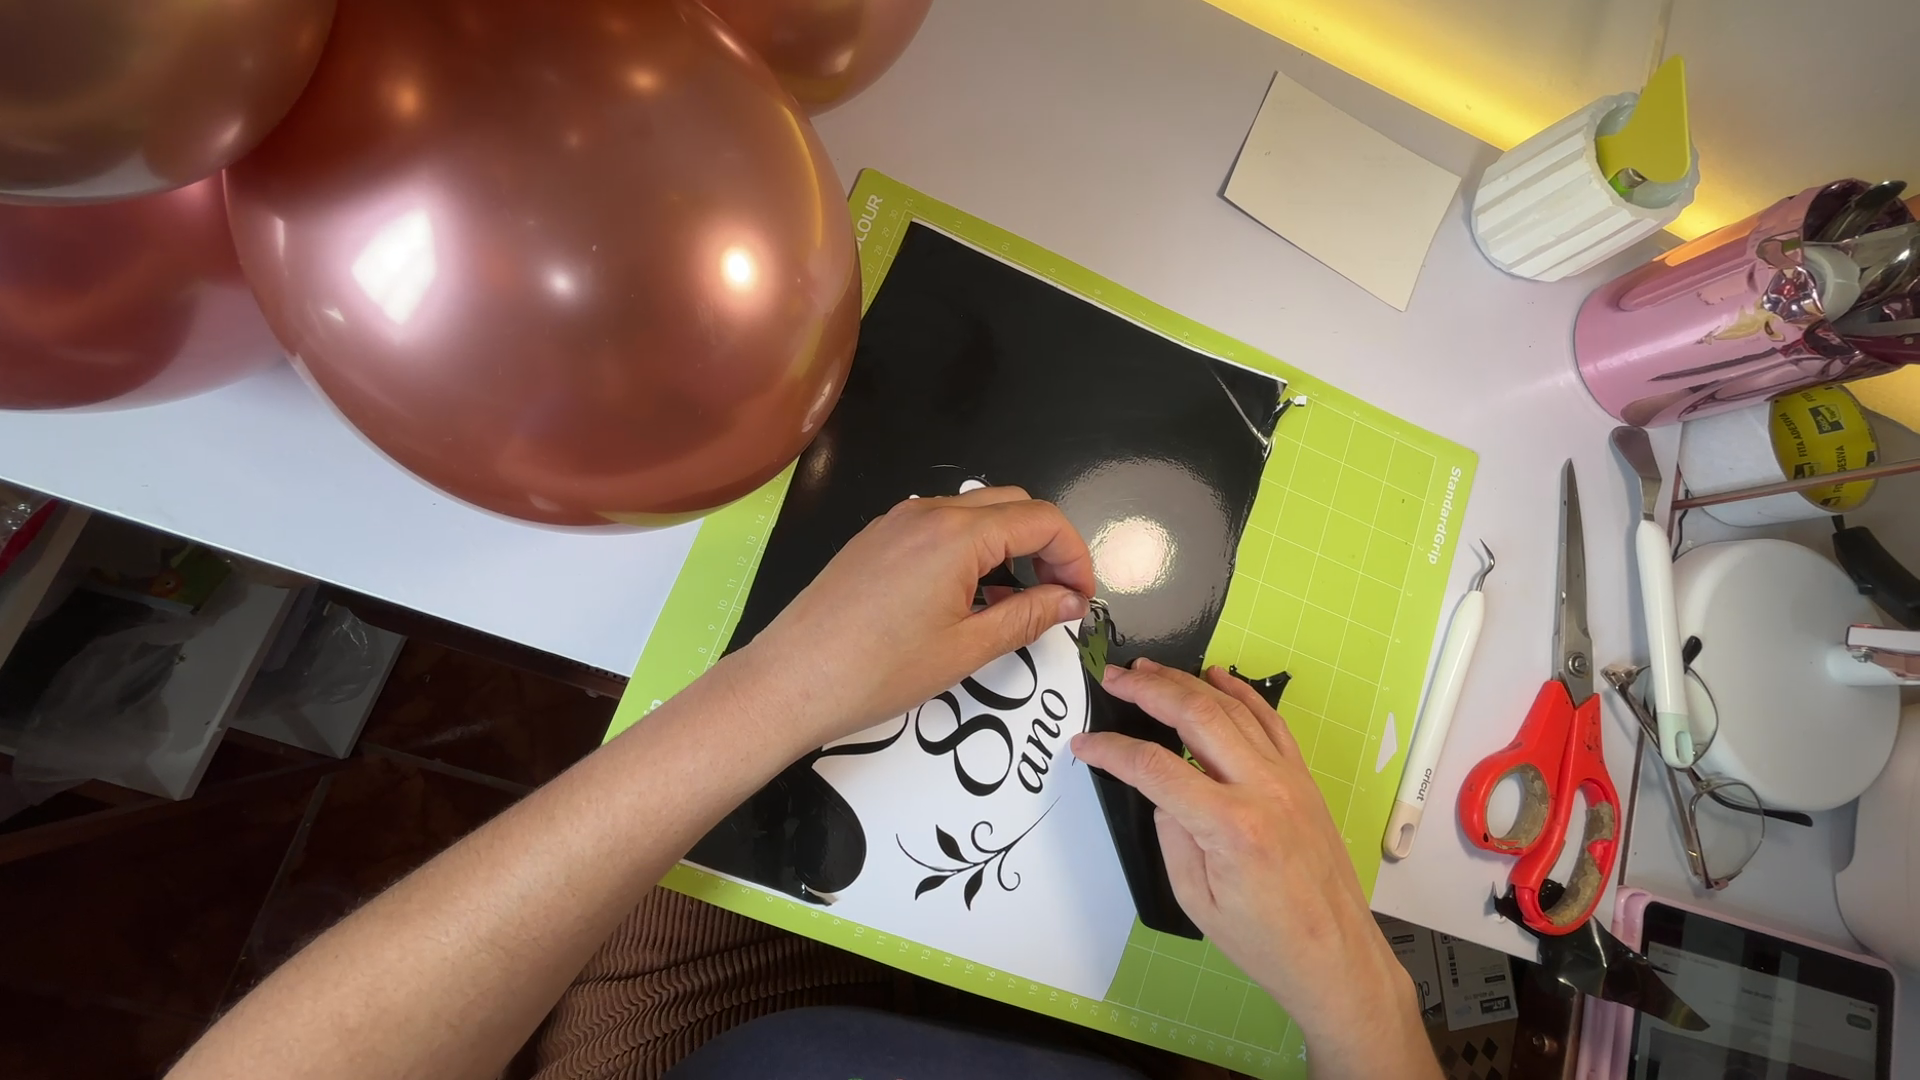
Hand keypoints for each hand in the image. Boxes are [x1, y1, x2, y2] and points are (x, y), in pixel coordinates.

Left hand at [731, 486, 1094, 752]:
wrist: (789, 681)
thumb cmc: (880, 672)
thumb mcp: (965, 649)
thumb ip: (1027, 616)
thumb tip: (1071, 600)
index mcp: (957, 534)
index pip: (1042, 520)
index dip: (1075, 556)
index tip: (1080, 599)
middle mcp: (928, 512)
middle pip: (1013, 506)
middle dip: (1047, 545)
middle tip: (1056, 597)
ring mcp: (897, 521)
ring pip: (975, 513)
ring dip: (1008, 545)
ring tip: (1012, 601)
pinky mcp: (876, 537)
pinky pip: (939, 526)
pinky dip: (970, 549)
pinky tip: (964, 594)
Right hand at [1072, 662, 1435, 1076]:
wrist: (1338, 960)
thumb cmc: (1262, 941)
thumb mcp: (1195, 897)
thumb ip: (1171, 832)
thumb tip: (1162, 789)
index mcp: (1229, 826)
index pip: (1155, 767)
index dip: (1112, 750)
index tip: (1084, 743)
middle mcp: (1261, 789)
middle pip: (1196, 716)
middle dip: (1148, 690)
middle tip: (1115, 678)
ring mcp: (1288, 778)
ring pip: (1231, 709)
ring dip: (1186, 683)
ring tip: (1150, 670)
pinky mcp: (1303, 779)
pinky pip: (1271, 721)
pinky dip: (1241, 693)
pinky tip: (1215, 676)